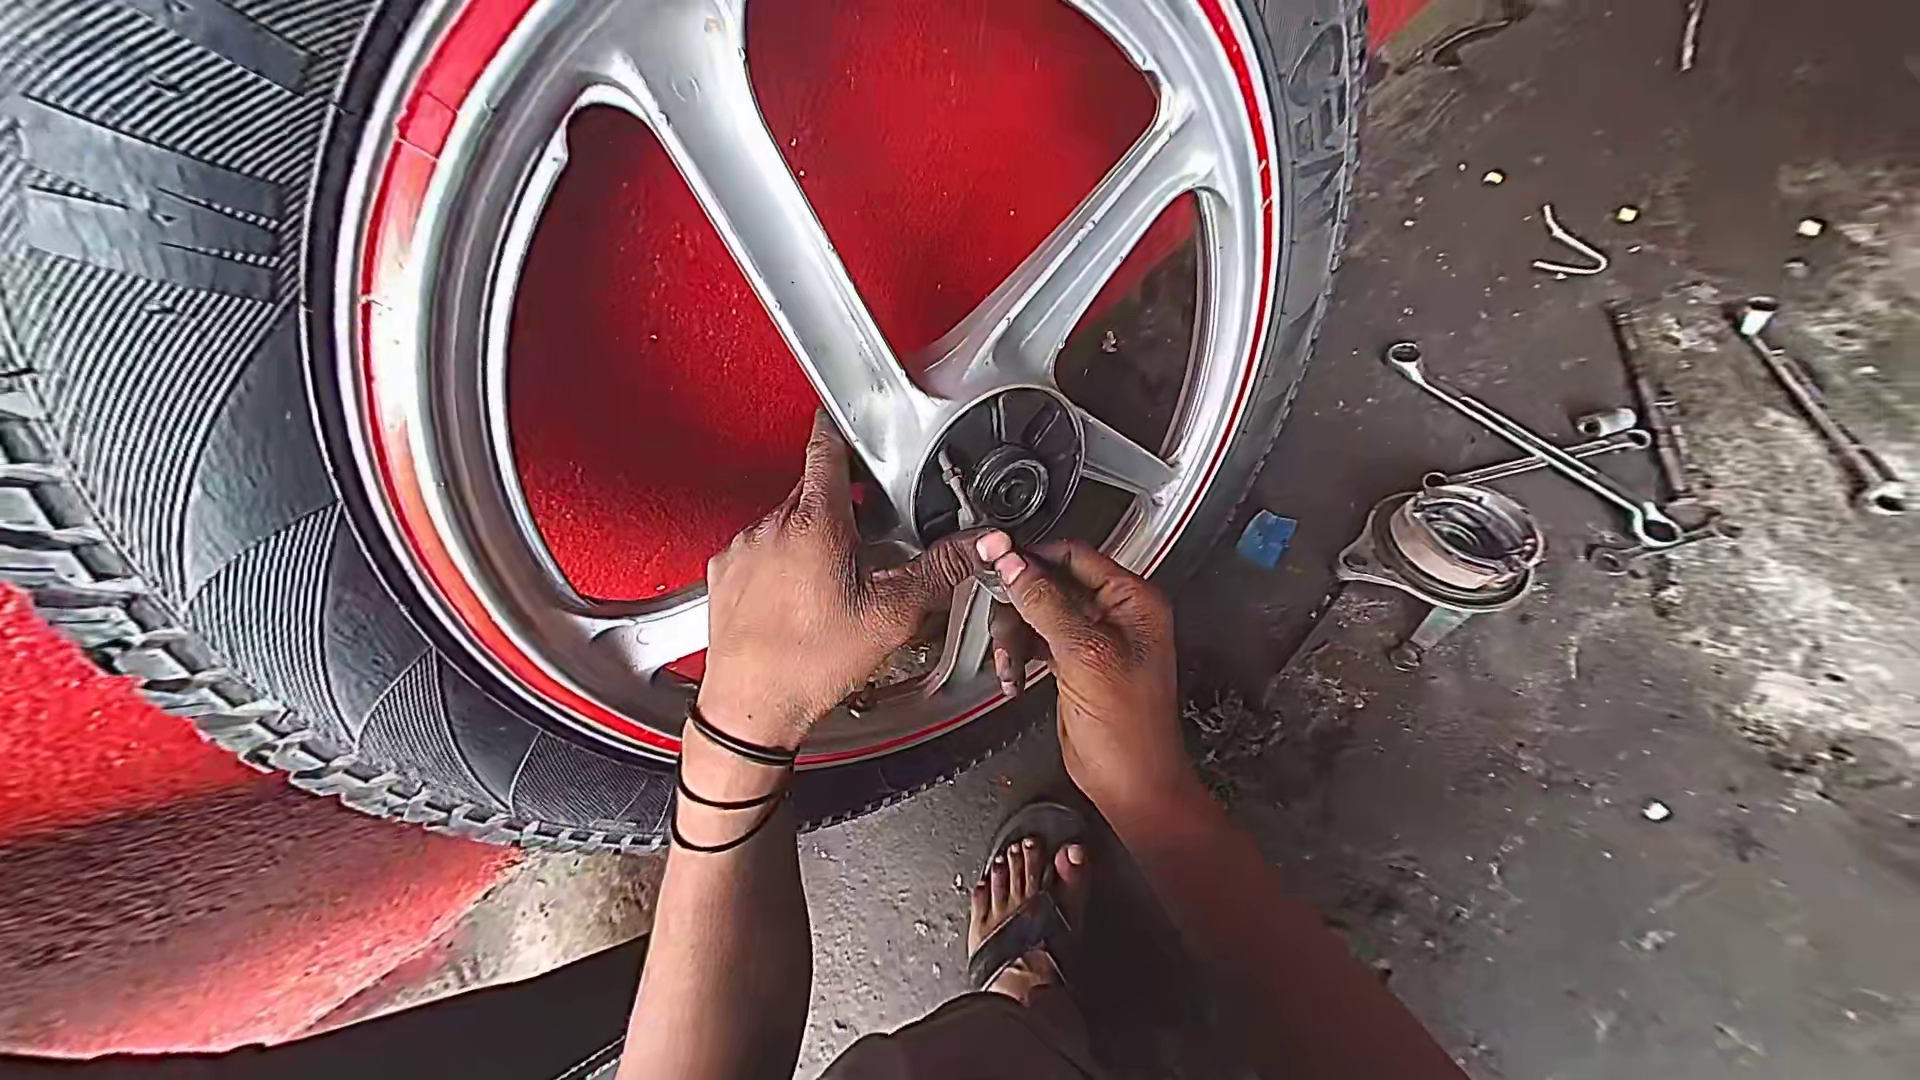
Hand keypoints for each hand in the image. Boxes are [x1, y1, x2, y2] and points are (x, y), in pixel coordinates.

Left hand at [697, 411, 976, 749]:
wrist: (752, 707)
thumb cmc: (813, 663)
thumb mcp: (893, 613)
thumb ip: (941, 568)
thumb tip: (981, 542)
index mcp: (814, 523)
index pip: (825, 447)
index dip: (840, 428)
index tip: (848, 420)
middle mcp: (771, 525)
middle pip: (813, 487)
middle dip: (842, 501)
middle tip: (867, 532)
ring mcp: (744, 547)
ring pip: (787, 518)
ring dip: (812, 532)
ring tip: (834, 575)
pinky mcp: (725, 570)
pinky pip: (760, 545)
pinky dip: (782, 556)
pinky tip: (800, 593)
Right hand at [978, 533, 1199, 813]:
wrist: (1129, 784)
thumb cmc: (1129, 730)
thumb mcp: (1084, 655)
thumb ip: (1046, 604)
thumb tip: (1015, 565)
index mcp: (1132, 601)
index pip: (1076, 557)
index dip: (1035, 559)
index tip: (999, 565)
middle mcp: (1114, 614)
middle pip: (1051, 584)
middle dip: (1020, 605)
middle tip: (1002, 624)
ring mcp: (1093, 639)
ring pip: (1038, 613)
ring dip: (1016, 635)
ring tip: (1009, 662)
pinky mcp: (1074, 662)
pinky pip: (1037, 641)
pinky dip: (1020, 654)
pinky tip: (1013, 674)